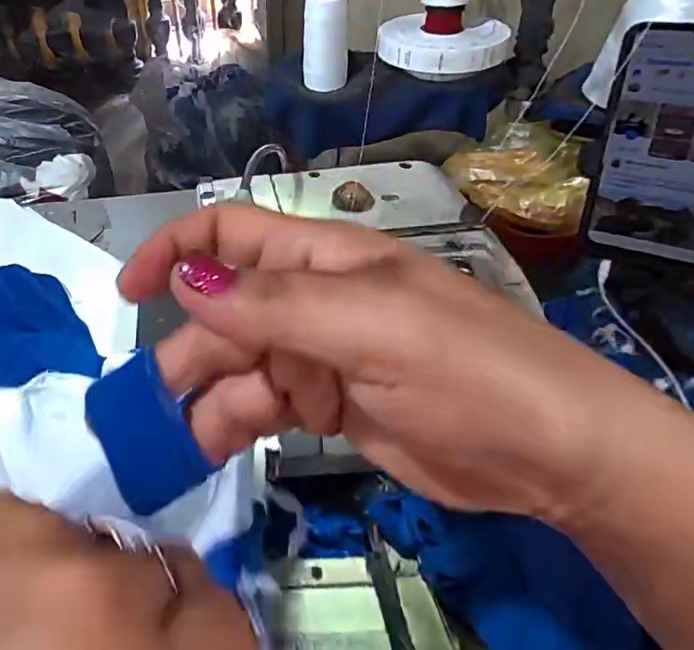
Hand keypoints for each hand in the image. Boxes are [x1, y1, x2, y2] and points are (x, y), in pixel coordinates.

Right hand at [132, 205, 665, 521]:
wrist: (561, 461)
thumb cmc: (468, 367)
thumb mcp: (370, 324)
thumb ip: (271, 303)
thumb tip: (184, 280)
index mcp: (315, 258)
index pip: (224, 233)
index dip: (173, 250)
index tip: (132, 288)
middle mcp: (304, 299)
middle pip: (220, 311)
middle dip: (189, 347)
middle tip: (158, 395)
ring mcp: (312, 352)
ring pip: (233, 363)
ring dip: (206, 394)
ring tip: (187, 437)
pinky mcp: (322, 403)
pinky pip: (257, 404)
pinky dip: (231, 422)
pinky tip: (213, 446)